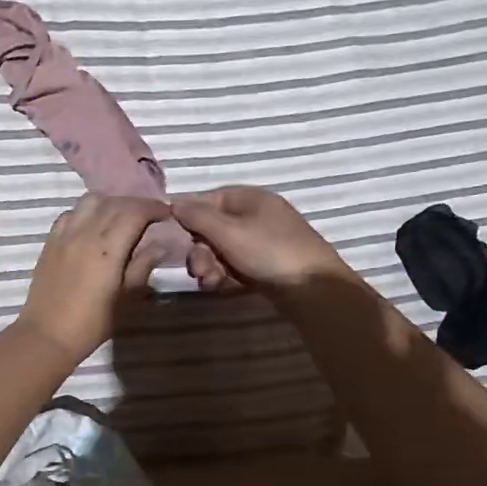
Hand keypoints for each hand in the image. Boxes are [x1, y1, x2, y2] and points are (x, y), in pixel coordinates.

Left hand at [15, 194, 169, 360]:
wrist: (48, 335)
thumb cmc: (92, 323)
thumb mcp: (126, 298)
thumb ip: (142, 266)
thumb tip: (159, 245)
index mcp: (107, 248)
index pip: (134, 211)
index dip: (153, 207)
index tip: (166, 213)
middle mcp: (84, 233)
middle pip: (113, 202)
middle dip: (135, 204)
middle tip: (148, 215)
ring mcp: (64, 235)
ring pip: (89, 202)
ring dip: (109, 203)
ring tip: (120, 217)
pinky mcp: (50, 242)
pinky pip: (69, 214)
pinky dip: (86, 212)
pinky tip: (91, 226)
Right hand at [170, 187, 351, 293]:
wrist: (312, 287)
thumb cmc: (269, 251)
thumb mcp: (229, 231)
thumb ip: (198, 217)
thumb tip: (174, 203)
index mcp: (247, 198)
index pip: (205, 200)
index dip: (188, 218)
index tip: (175, 238)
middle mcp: (251, 215)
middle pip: (209, 229)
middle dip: (199, 251)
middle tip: (199, 270)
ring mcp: (257, 241)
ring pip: (217, 251)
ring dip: (208, 267)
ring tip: (211, 282)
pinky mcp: (260, 264)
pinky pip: (230, 265)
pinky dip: (222, 275)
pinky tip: (220, 287)